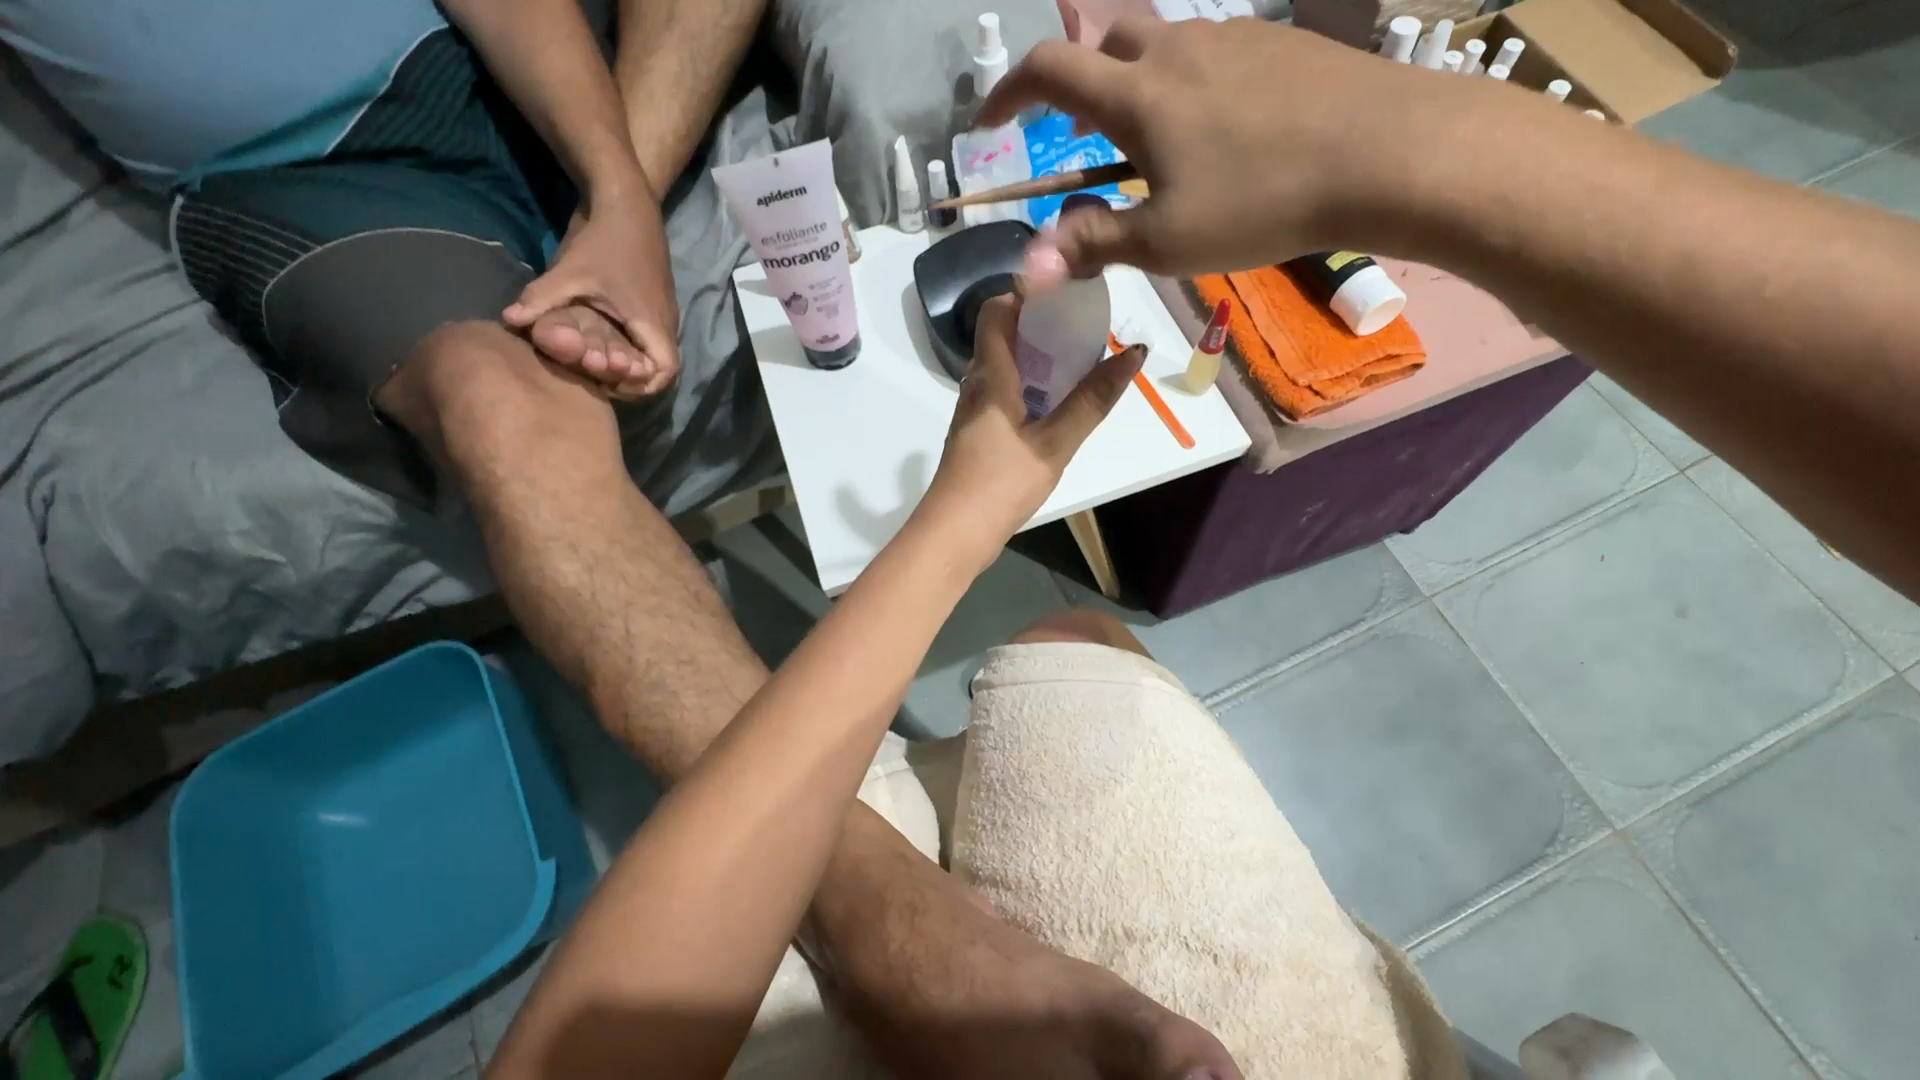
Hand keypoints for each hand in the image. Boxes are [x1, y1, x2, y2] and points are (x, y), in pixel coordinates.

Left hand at [503, 190, 680, 399]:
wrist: (628, 205)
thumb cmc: (604, 240)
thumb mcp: (569, 272)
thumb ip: (540, 299)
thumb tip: (508, 320)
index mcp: (652, 321)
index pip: (664, 372)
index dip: (640, 384)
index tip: (610, 379)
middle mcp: (665, 324)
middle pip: (659, 368)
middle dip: (630, 377)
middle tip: (597, 374)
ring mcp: (664, 314)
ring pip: (655, 354)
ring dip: (630, 362)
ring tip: (597, 362)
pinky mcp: (657, 306)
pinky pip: (650, 339)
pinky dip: (632, 347)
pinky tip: (604, 343)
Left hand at [922, 289, 1145, 552]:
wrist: (954, 535)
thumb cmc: (1000, 484)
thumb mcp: (1055, 443)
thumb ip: (1092, 400)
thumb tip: (1133, 353)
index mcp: (990, 376)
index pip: (996, 310)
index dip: (1027, 294)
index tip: (1067, 296)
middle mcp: (977, 385)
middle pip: (1003, 337)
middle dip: (1043, 326)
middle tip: (1086, 328)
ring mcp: (974, 412)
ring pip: (1005, 368)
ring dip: (1039, 359)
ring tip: (1081, 362)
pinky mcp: (978, 435)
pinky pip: (1005, 395)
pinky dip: (1031, 388)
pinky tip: (1059, 405)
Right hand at [981, 16, 1462, 284]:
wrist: (1388, 153)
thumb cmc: (1262, 202)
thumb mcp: (1166, 241)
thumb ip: (1092, 244)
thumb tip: (1028, 266)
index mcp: (1135, 93)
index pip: (1048, 71)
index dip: (1007, 93)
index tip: (988, 124)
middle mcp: (1175, 48)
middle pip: (1104, 41)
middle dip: (1076, 80)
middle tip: (1079, 130)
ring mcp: (1231, 37)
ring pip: (1162, 46)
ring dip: (1137, 84)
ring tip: (1154, 141)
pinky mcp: (1277, 44)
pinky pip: (1213, 54)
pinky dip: (1190, 85)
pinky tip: (1221, 131)